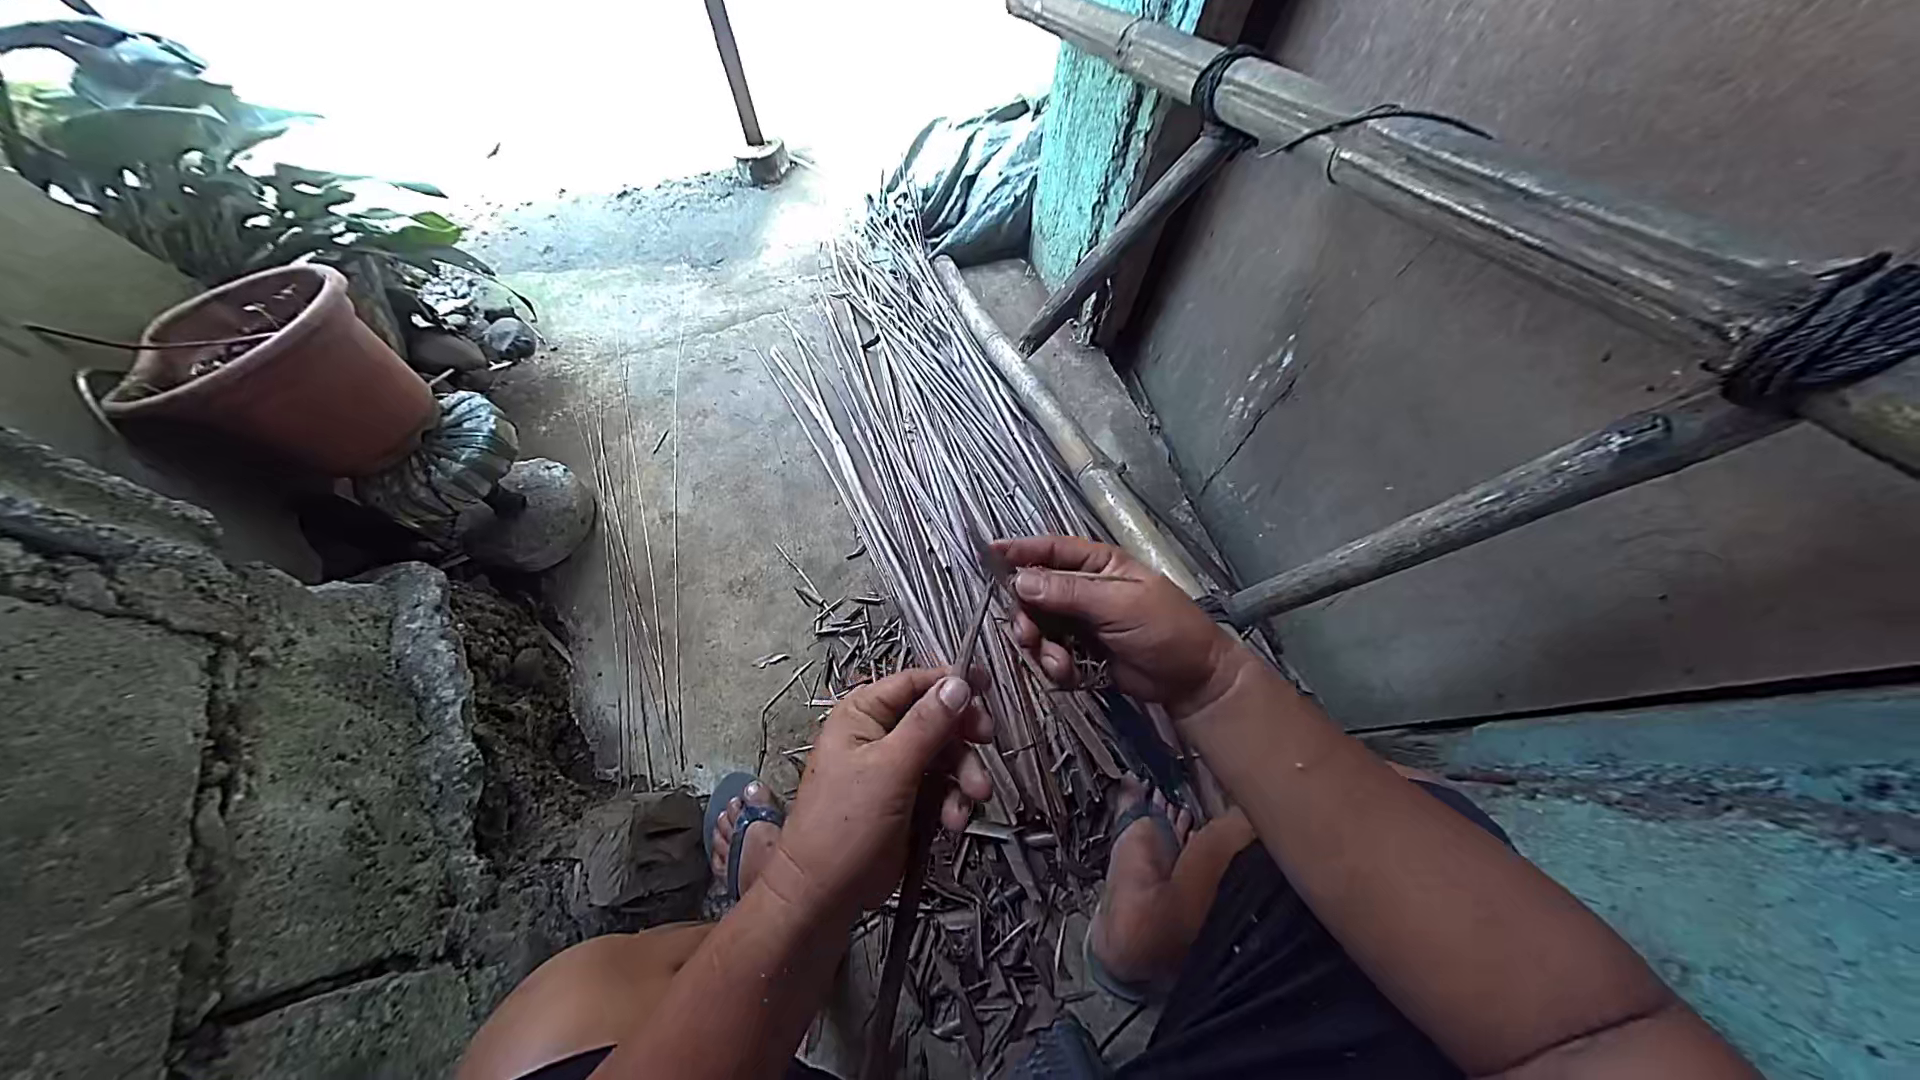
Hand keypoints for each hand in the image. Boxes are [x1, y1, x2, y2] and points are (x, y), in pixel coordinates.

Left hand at [766, 668, 994, 919]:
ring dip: (963, 775)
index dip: (950, 683)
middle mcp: (879, 734)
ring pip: (946, 754)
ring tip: (971, 797)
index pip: (914, 682)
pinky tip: (952, 820)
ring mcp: (895, 767)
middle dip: (963, 736)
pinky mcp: (908, 797)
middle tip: (985, 740)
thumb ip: (927, 724)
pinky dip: (953, 800)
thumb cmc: (841, 827)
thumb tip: (956, 684)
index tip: (983, 686)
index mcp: (863, 714)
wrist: (825, 895)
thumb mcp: (889, 768)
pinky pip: (942, 786)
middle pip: (937, 718)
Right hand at [993, 535, 1247, 717]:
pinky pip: (1051, 654)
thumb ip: (1068, 592)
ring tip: (1058, 661)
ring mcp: (1080, 623)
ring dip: (1041, 646)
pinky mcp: (1080, 653)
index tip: (988, 554)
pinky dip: (1055, 665)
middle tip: (1028, 634)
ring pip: (1039, 627)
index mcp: (1097, 565)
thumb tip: (1020, 581)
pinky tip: (1070, 673)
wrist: (1193, 680)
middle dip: (1026, 616)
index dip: (1019, 551)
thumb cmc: (1165, 627)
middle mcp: (1083, 591)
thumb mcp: (1118, 602)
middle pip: (1034, 594)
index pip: (1051, 550)